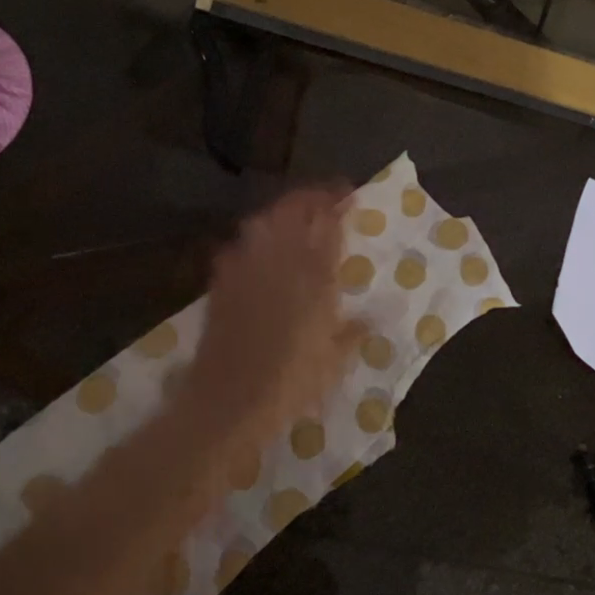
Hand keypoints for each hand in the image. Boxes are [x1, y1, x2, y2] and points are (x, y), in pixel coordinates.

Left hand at [188, 186, 360, 441]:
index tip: (349, 194)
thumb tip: (373, 317)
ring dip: (279, 213)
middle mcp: (281, 261)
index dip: (339, 202)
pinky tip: (255, 253)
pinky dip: (250, 241)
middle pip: (293, 210)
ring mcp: (246, 268)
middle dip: (309, 198)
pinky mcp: (220, 282)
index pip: (330, 222)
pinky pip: (236, 247)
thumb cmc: (291, 383)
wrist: (229, 400)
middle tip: (322, 200)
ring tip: (290, 220)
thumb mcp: (334, 360)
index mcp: (316, 275)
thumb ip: (354, 332)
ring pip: (262, 220)